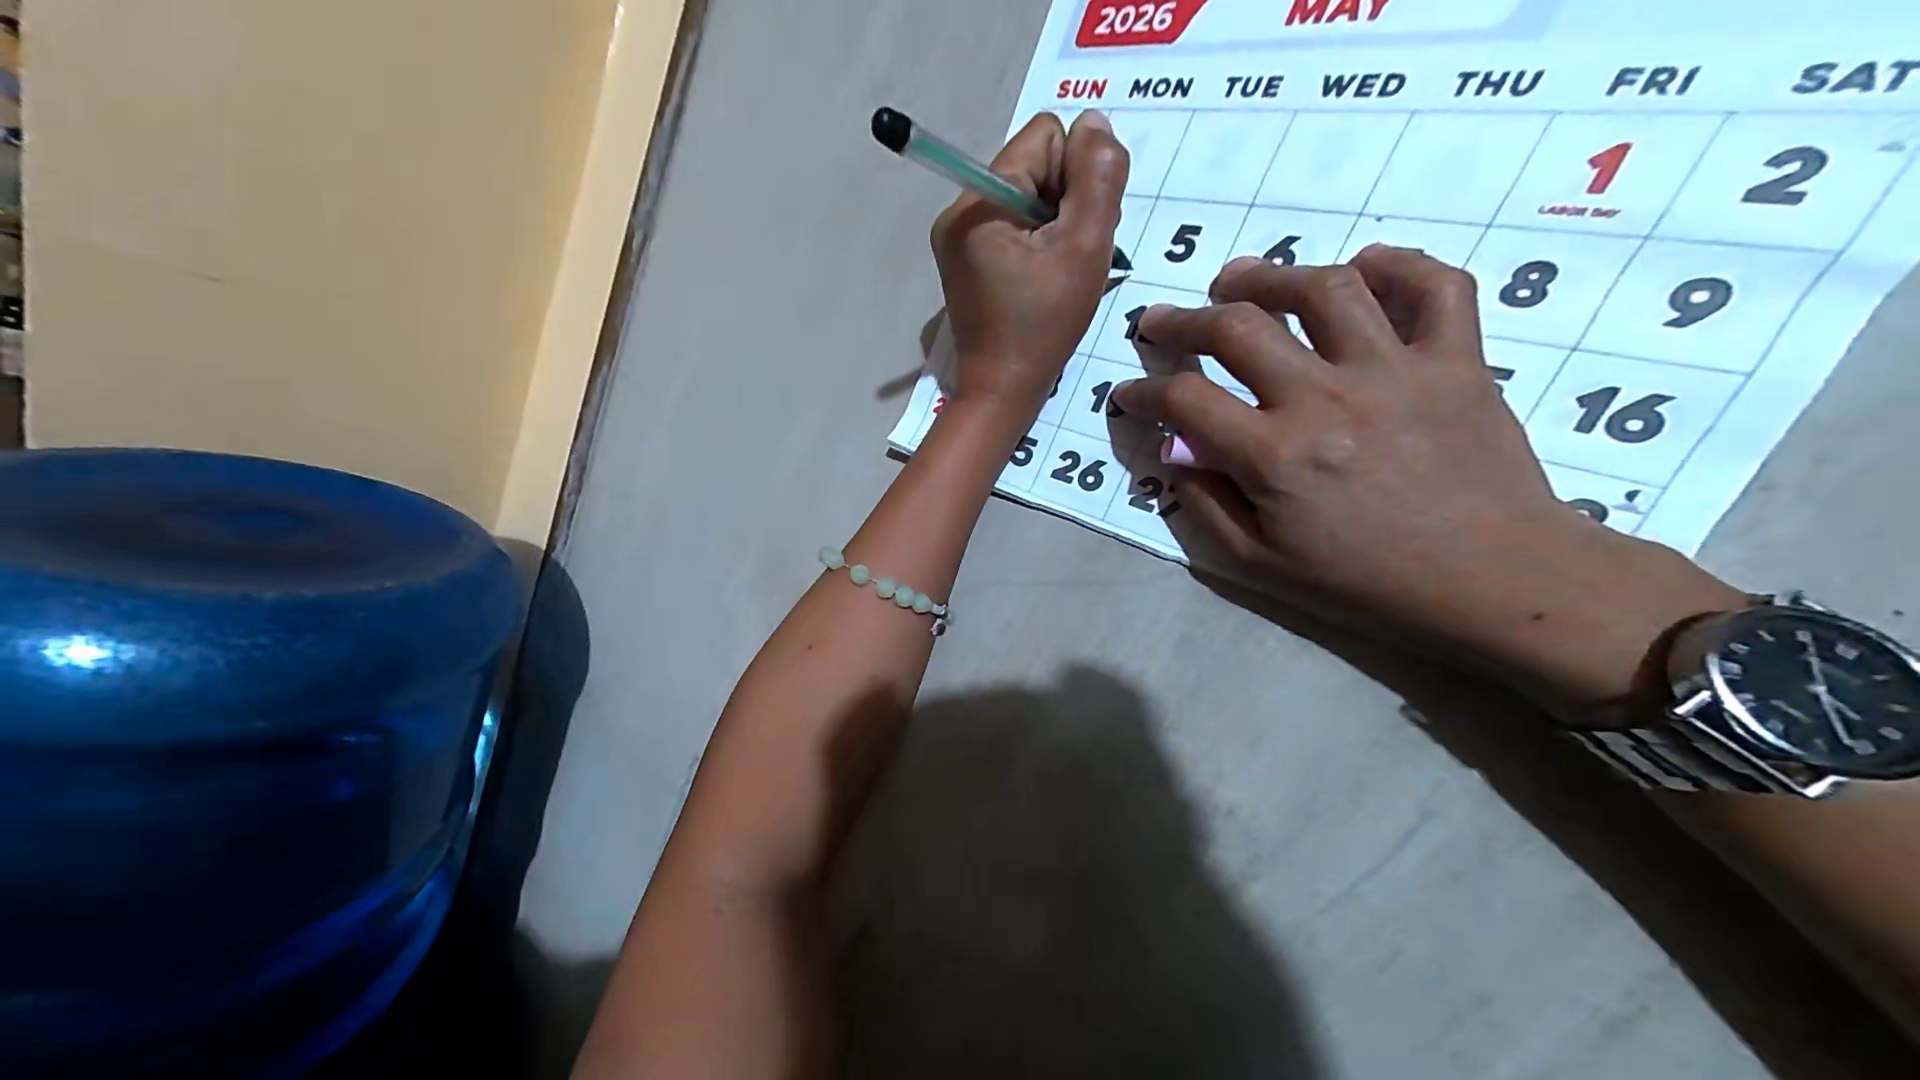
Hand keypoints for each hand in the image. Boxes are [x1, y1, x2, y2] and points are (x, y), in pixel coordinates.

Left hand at [931, 111, 1127, 418]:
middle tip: (1073, 255)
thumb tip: (1096, 123)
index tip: (1076, 228)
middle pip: (1034, 164)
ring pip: (1027, 196)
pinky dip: (1038, 244)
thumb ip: (1098, 177)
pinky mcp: (966, 261)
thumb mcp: (1084, 248)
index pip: (1045, 136)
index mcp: (979, 201)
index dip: (1076, 174)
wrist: (1003, 390)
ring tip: (1060, 271)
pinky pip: (1013, 226)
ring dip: (1056, 225)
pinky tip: (1045, 278)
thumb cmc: (1044, 326)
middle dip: (1066, 201)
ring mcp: (958, 238)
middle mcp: (959, 210)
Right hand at [1112, 248, 1744, 719]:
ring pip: (1325, 288)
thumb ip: (1207, 508)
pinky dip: (1397, 264)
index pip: (1185, 401)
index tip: (1129, 394)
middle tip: (1160, 319)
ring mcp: (1397, 371)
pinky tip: (1362, 267)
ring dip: (1270, 275)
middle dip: (1182, 319)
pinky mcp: (1458, 361)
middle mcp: (1328, 399)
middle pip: (1238, 328)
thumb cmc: (1367, 582)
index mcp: (1276, 457)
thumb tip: (1176, 454)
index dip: (1144, 392)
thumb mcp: (1260, 567)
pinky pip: (1435, 286)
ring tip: (1240, 279)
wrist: (1493, 581)